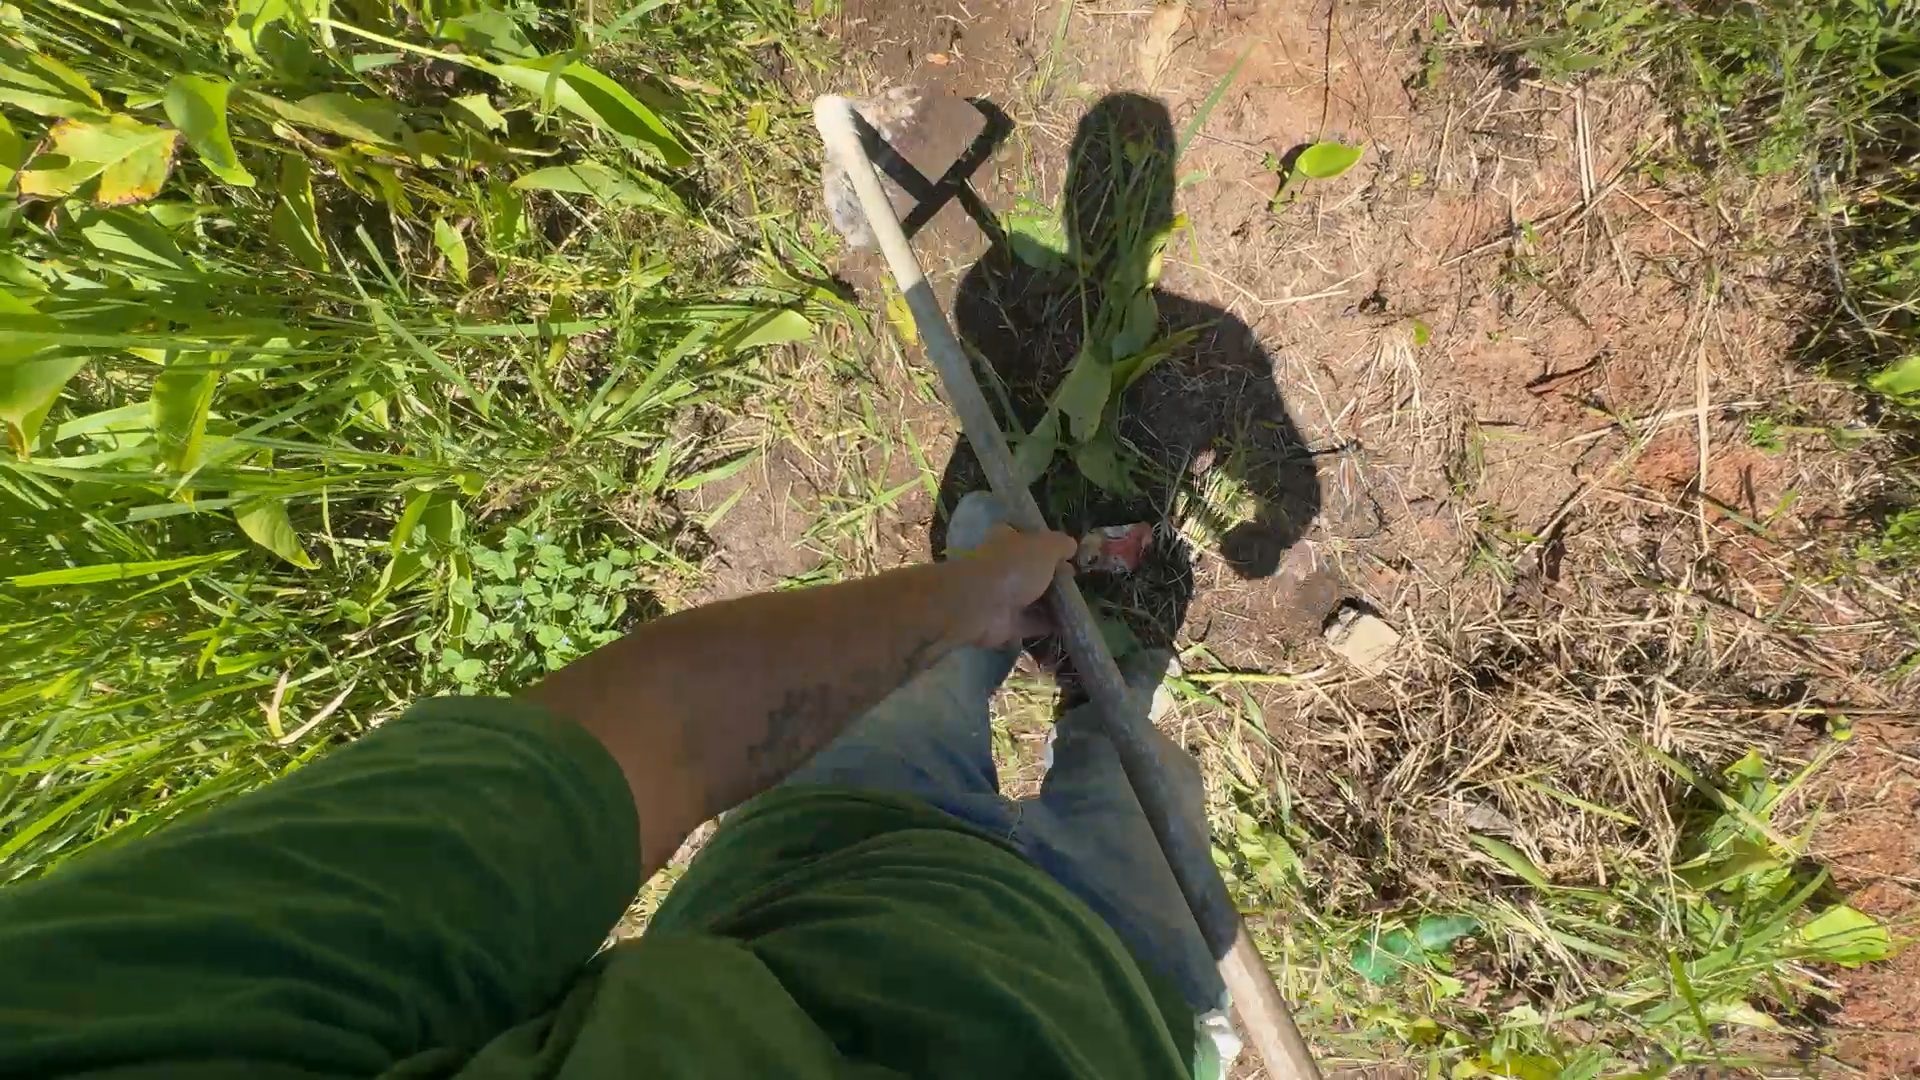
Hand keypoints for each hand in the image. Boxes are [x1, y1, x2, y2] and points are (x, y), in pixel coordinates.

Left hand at [951, 524, 1077, 646]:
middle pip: (1032, 572)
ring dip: (1054, 603)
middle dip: (1054, 578)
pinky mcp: (1005, 623)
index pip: (1027, 539)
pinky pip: (1032, 623)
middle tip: (1075, 583)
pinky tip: (1070, 625)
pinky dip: (1049, 624)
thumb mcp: (1045, 547)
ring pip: (1033, 599)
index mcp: (1007, 541)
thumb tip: (1071, 546)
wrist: (981, 605)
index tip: (1069, 557)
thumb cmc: (1014, 567)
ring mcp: (1002, 597)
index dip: (1048, 547)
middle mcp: (1003, 567)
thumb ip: (1060, 545)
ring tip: (1079, 605)